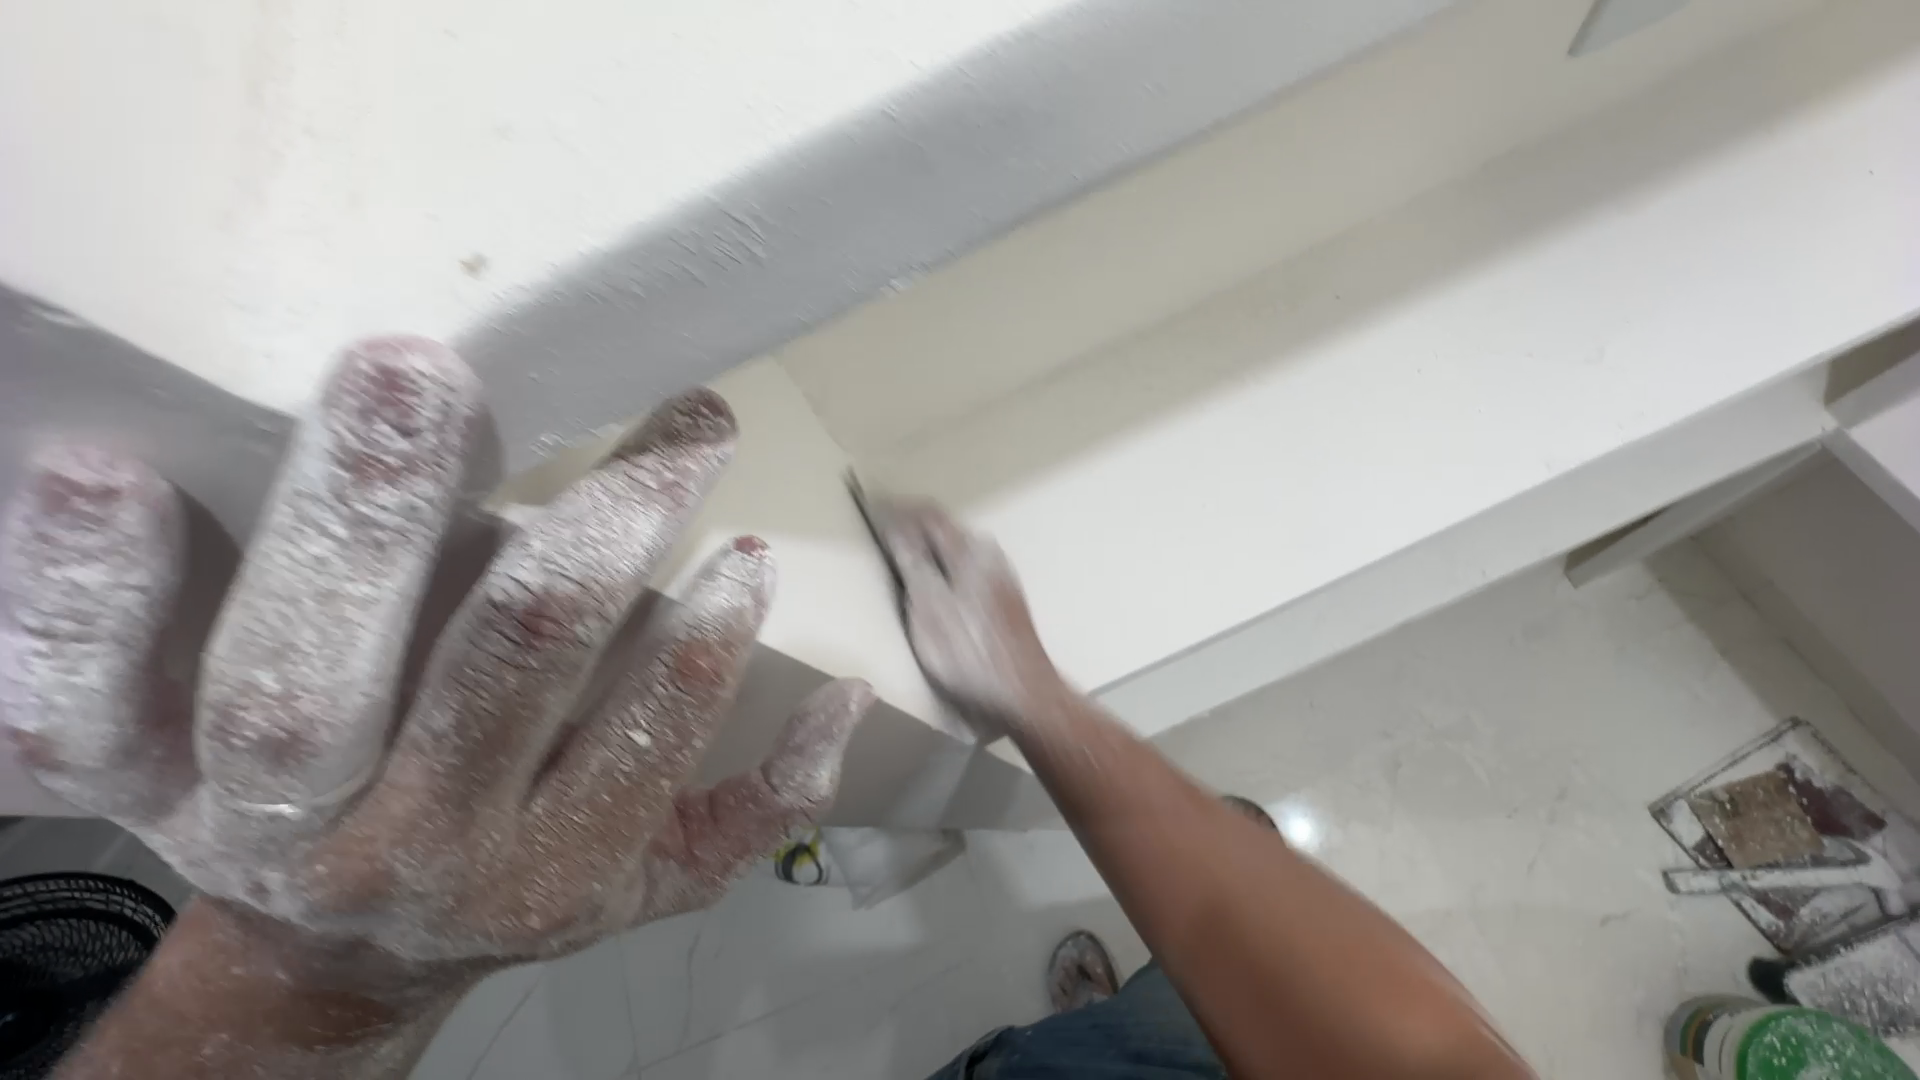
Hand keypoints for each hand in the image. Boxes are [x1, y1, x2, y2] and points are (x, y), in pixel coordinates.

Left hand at [0, 337, 872, 996]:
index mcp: (547, 869)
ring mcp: (248, 816)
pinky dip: (84, 592)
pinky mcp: (113, 781)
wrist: (332, 954)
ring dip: (374, 512)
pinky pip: (67, 705)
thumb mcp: (659, 875)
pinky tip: (112, 470)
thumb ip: (762, 806)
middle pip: (502, 673)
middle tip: (670, 433)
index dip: (704, 641)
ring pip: (301, 672)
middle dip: (597, 541)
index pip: (645, 740)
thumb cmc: (519, 881)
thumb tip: (848, 700)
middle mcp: (408, 848)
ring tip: (425, 373)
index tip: (741, 546)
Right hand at [864, 495, 1062, 738]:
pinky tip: (938, 591)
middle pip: (946, 529)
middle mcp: (990, 554)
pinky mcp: (1006, 599)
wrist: (1023, 691)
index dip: (898, 510)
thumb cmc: (969, 652)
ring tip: (906, 563)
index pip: (928, 513)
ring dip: (932, 550)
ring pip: (959, 550)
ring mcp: (1002, 576)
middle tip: (887, 536)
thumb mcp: (928, 606)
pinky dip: (947, 570)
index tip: (874, 511)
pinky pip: (969, 570)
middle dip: (915, 528)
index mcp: (969, 550)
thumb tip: (896, 525)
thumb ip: (912, 562)